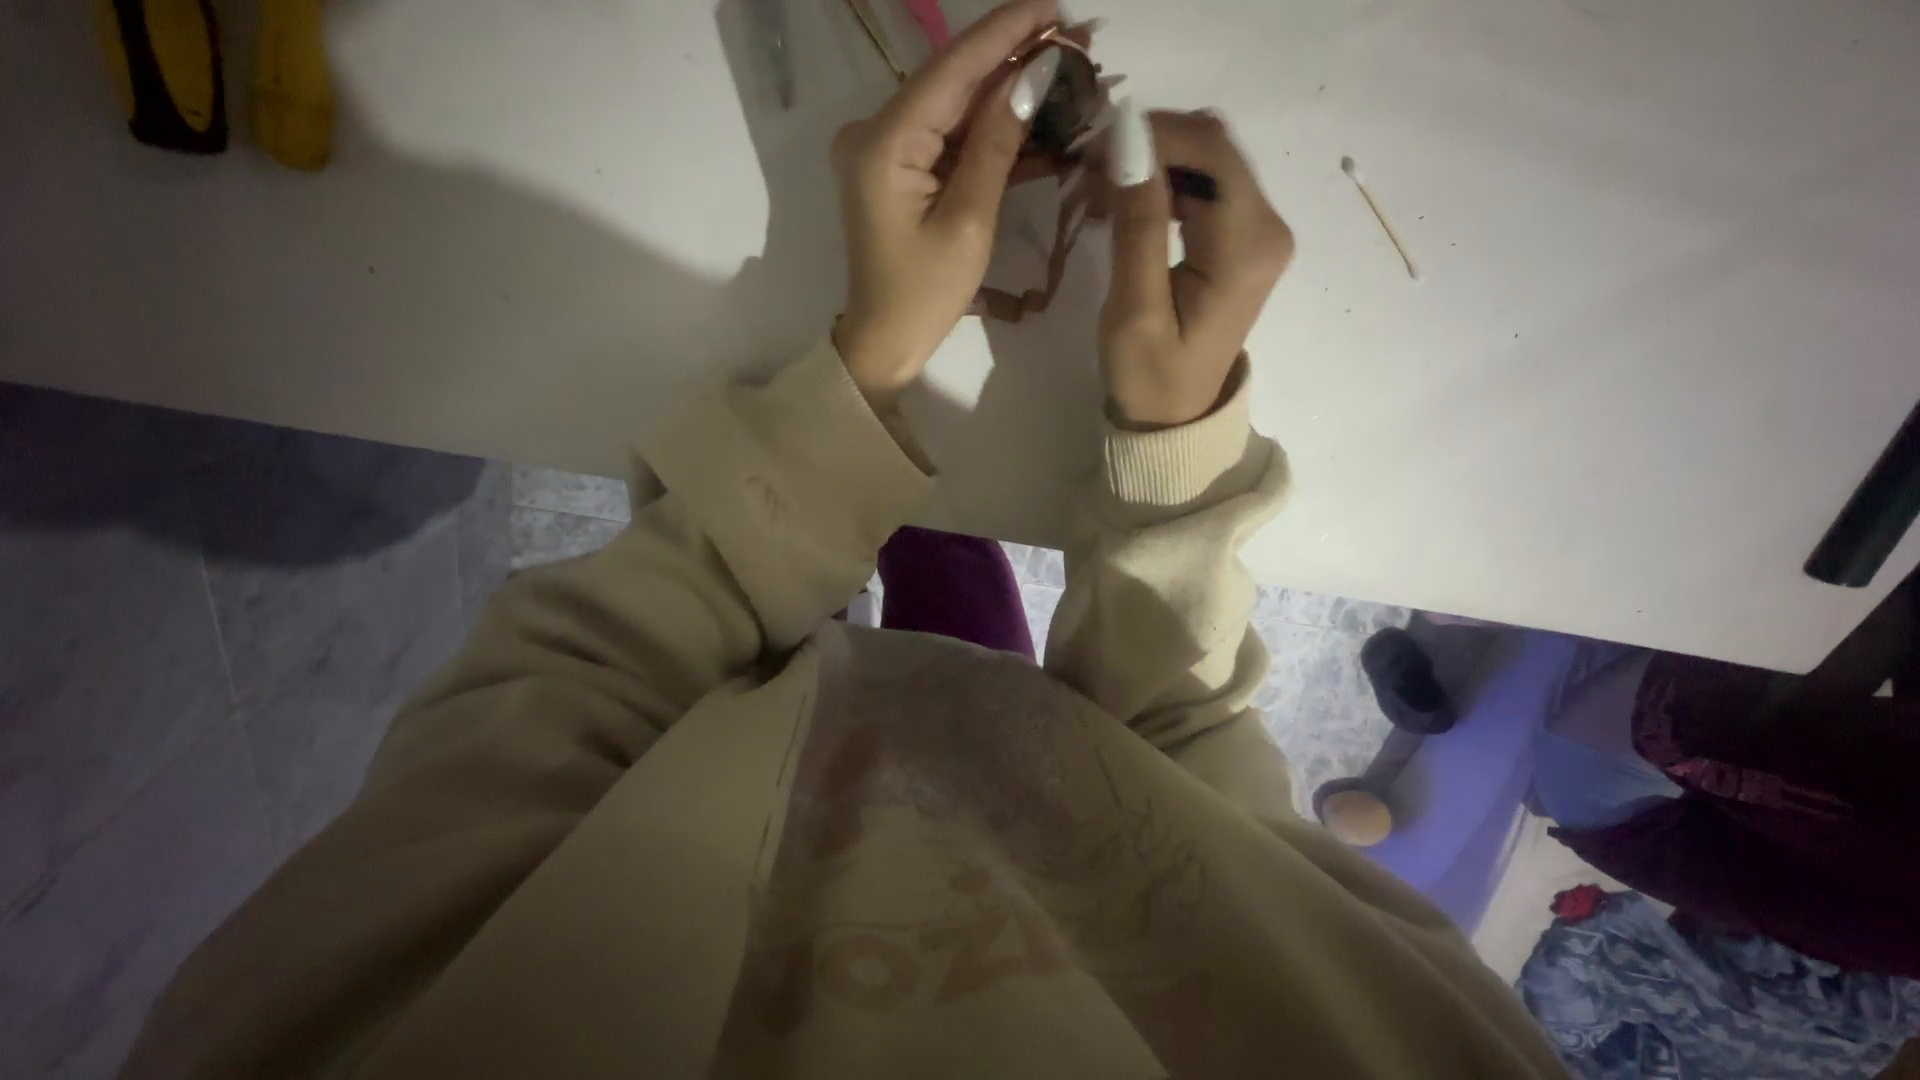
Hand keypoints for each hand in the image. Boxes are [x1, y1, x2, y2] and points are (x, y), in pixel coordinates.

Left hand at [831, 0, 1057, 406]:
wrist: (884, 340)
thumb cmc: (924, 294)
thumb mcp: (969, 221)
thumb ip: (997, 144)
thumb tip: (1032, 77)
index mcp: (885, 142)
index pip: (952, 69)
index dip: (1006, 33)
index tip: (1056, 7)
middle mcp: (876, 132)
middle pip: (954, 81)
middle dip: (1015, 60)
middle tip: (1078, 40)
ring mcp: (885, 150)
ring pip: (956, 108)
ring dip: (1010, 94)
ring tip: (1070, 75)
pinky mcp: (899, 169)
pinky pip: (950, 139)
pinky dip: (991, 133)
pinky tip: (1040, 121)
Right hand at [1100, 107, 1293, 428]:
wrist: (1175, 416)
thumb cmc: (1150, 374)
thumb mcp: (1134, 306)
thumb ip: (1139, 221)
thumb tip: (1129, 137)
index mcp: (1246, 248)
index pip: (1211, 152)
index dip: (1153, 133)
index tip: (1094, 149)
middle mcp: (1267, 227)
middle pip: (1213, 147)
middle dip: (1149, 144)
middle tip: (1088, 171)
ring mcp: (1260, 231)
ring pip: (1206, 159)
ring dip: (1151, 162)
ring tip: (1098, 192)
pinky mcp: (1244, 237)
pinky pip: (1205, 185)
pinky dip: (1163, 182)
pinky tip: (1125, 204)